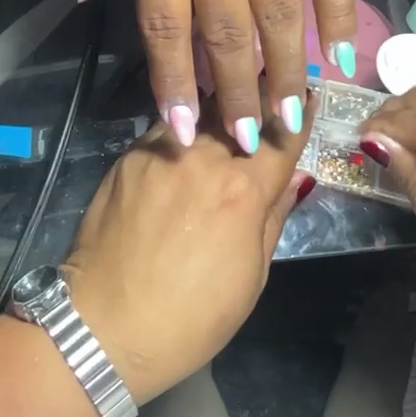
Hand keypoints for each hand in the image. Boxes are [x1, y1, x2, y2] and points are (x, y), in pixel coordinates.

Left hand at [62, 108, 315, 402]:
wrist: (106, 324)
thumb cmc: (191, 317)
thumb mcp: (251, 277)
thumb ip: (273, 218)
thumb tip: (294, 178)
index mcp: (243, 191)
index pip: (281, 138)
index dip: (298, 115)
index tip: (309, 94)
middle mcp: (203, 158)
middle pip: (239, 114)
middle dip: (257, 101)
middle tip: (267, 92)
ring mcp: (161, 152)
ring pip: (199, 114)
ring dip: (217, 109)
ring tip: (227, 104)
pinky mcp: (128, 156)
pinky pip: (165, 130)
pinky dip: (182, 129)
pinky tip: (185, 138)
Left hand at [82, 0, 356, 156]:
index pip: (163, 22)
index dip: (174, 82)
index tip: (186, 130)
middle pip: (224, 30)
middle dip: (235, 92)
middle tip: (246, 140)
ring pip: (278, 11)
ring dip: (284, 71)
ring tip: (289, 117)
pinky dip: (336, 16)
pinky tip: (338, 55)